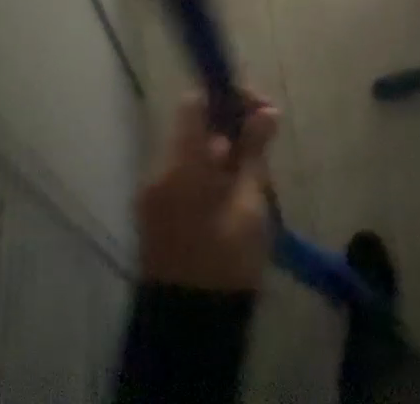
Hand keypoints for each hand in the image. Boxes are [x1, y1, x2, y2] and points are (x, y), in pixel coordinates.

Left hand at [135, 91, 280, 292]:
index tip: (260, 108)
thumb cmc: (226, 259)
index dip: (227, 95)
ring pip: (190, 151)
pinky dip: (209, 171)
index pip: (194, 103)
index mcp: (178, 166)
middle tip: (265, 140)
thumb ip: (254, 152)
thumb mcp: (249, 203)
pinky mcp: (156, 212)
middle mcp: (157, 171)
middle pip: (192, 126)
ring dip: (222, 149)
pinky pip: (183, 174)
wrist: (190, 323)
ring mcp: (152, 193)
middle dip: (230, 124)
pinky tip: (236, 189)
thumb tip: (266, 111)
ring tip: (255, 170)